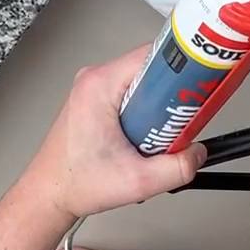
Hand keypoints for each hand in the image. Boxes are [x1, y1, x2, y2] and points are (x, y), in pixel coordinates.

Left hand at [21, 45, 207, 220]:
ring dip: (160, 105)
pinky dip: (147, 110)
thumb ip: (177, 169)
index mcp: (99, 85)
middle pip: (151, 68)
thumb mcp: (136, 181)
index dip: (182, 67)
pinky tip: (147, 134)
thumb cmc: (75, 182)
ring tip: (161, 133)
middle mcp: (94, 80)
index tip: (199, 82)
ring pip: (143, 82)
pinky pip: (132, 92)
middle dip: (173, 93)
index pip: (153, 55)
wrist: (49, 193)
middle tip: (181, 120)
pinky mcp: (96, 99)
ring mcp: (93, 88)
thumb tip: (198, 153)